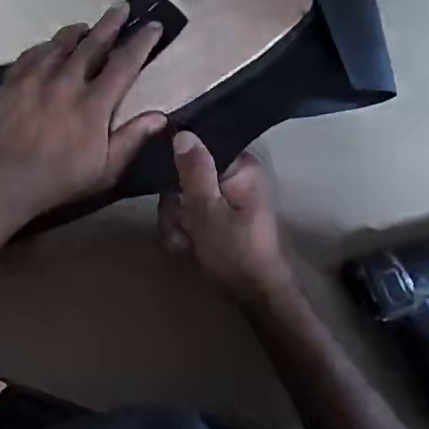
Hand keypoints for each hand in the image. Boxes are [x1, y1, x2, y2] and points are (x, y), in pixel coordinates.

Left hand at [0, 3, 166, 224]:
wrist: (3, 180)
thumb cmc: (60, 179)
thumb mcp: (105, 170)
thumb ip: (132, 139)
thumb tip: (160, 115)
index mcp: (94, 103)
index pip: (124, 63)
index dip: (141, 42)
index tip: (152, 25)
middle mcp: (67, 82)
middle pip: (93, 43)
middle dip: (111, 23)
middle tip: (122, 7)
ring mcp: (37, 78)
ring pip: (61, 43)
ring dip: (77, 32)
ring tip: (86, 26)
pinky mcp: (13, 81)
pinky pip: (33, 53)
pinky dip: (46, 46)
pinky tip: (50, 47)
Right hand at [158, 131, 297, 310]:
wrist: (257, 296)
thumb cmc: (234, 252)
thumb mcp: (207, 210)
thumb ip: (193, 171)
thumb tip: (183, 132)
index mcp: (242, 167)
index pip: (199, 149)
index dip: (178, 169)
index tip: (171, 194)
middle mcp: (240, 176)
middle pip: (188, 178)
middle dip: (176, 208)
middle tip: (181, 232)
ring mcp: (232, 198)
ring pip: (187, 201)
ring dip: (179, 225)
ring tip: (186, 247)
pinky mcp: (225, 218)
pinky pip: (194, 217)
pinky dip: (187, 235)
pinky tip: (190, 252)